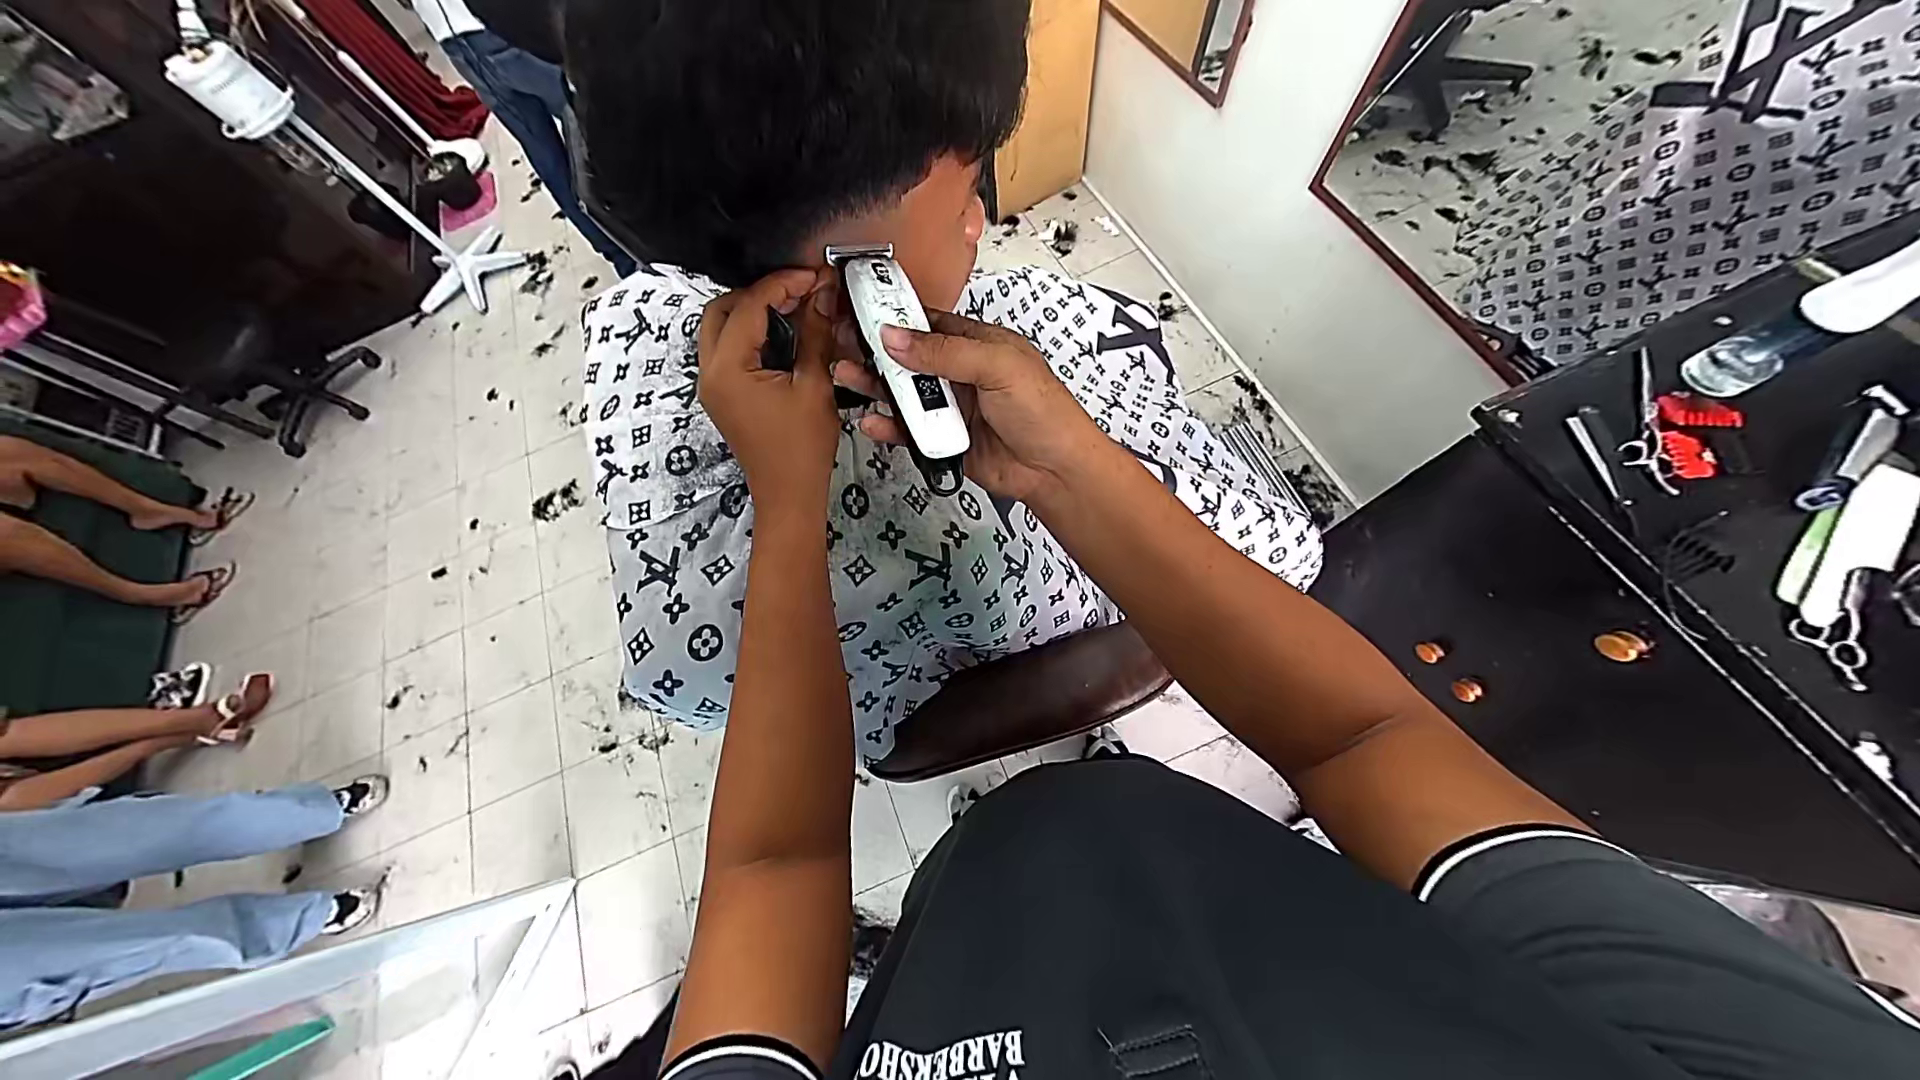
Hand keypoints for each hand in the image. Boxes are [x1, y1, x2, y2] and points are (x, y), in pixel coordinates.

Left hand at [698, 268, 841, 518]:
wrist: (789, 495)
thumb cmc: (801, 452)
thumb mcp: (815, 387)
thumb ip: (815, 335)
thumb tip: (821, 296)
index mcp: (727, 369)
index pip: (749, 306)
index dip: (783, 284)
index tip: (812, 276)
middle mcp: (710, 374)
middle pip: (723, 309)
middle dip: (762, 293)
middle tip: (800, 290)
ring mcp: (713, 386)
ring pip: (722, 328)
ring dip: (754, 312)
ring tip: (795, 309)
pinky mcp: (724, 396)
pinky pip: (729, 350)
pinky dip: (753, 335)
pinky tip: (784, 335)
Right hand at [831, 310, 1112, 502]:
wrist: (1054, 469)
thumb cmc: (1046, 413)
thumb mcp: (997, 367)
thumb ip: (945, 351)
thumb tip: (900, 338)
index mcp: (977, 345)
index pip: (928, 324)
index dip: (897, 318)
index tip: (865, 313)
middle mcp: (961, 375)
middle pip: (909, 360)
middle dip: (878, 353)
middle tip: (847, 346)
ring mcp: (953, 408)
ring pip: (905, 395)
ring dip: (877, 387)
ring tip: (850, 376)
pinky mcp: (946, 440)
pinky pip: (910, 431)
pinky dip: (890, 426)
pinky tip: (875, 420)